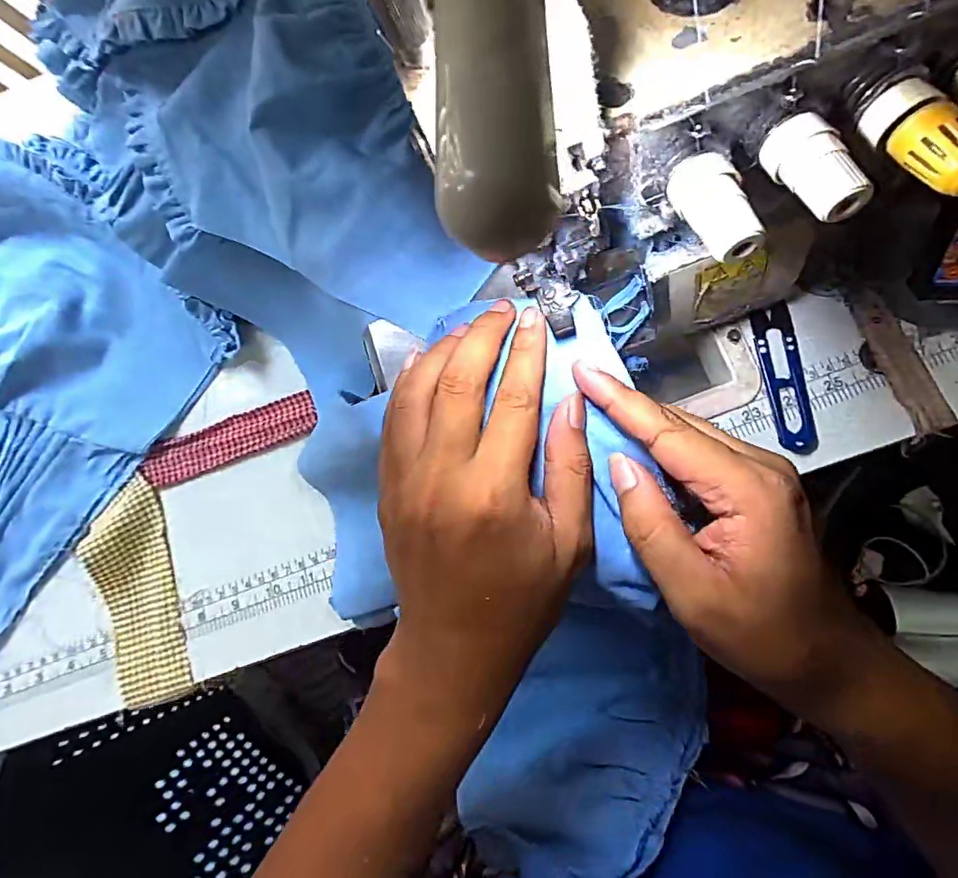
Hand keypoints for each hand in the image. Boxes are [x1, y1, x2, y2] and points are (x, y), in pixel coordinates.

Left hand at [376, 301, 594, 712]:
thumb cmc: (522, 599)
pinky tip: (426, 357)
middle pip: (458, 382)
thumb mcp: (570, 543)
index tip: (535, 320)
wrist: (452, 646)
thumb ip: (570, 467)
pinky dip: (409, 379)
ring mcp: (405, 477)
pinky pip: (393, 416)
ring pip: (417, 390)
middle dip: (482, 336)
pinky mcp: (387, 483)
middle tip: (504, 310)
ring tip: (470, 326)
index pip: (512, 400)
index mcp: (493, 491)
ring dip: (444, 348)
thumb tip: (568, 400)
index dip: (526, 353)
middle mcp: (441, 474)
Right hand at [572, 361, 882, 715]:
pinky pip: (704, 453)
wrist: (828, 659)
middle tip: (583, 384)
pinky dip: (666, 446)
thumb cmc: (761, 636)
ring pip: (692, 434)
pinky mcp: (761, 484)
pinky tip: (639, 445)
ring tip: (600, 406)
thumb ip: (651, 526)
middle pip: (681, 424)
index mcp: (747, 488)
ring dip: (645, 423)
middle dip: (628, 404)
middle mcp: (761, 466)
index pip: (669, 433)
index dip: (621, 401)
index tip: (585, 371)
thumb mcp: (693, 594)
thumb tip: (619, 463)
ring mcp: (765, 472)